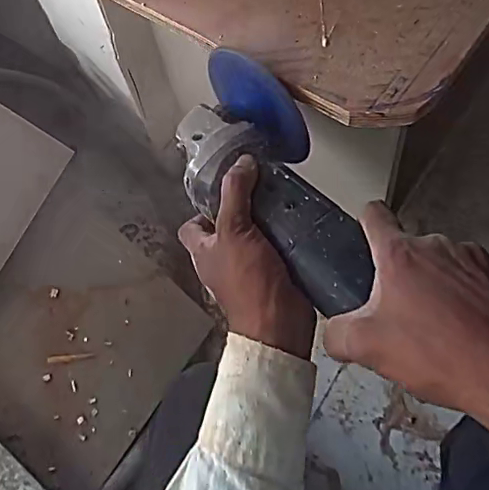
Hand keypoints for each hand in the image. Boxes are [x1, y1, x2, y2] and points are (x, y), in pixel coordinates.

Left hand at [178, 154, 315, 358]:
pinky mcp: (273, 273)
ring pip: (254, 235)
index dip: (203, 207)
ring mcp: (248, 268)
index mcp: (203, 251)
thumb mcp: (234, 230)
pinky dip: (285, 235)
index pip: (192, 225)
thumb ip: (235, 194)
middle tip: (260, 189)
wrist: (280, 327)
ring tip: (281, 199)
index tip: (225, 189)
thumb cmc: (248, 285)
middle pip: (227, 226)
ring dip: (267, 220)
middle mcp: (221, 260)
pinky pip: (276, 248)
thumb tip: (240, 163)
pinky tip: (296, 221)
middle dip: (243, 208)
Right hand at [325, 203, 488, 486]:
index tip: (366, 230)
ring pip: (442, 264)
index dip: (365, 222)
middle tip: (405, 313)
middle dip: (404, 275)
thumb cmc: (447, 359)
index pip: (373, 214)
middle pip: (408, 249)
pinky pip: (474, 277)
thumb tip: (334, 333)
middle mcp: (436, 247)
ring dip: (439, 285)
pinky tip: (469, 330)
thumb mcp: (369, 350)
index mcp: (399, 255)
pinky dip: (469, 296)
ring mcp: (473, 259)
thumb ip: (337, 333)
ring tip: (442, 327)